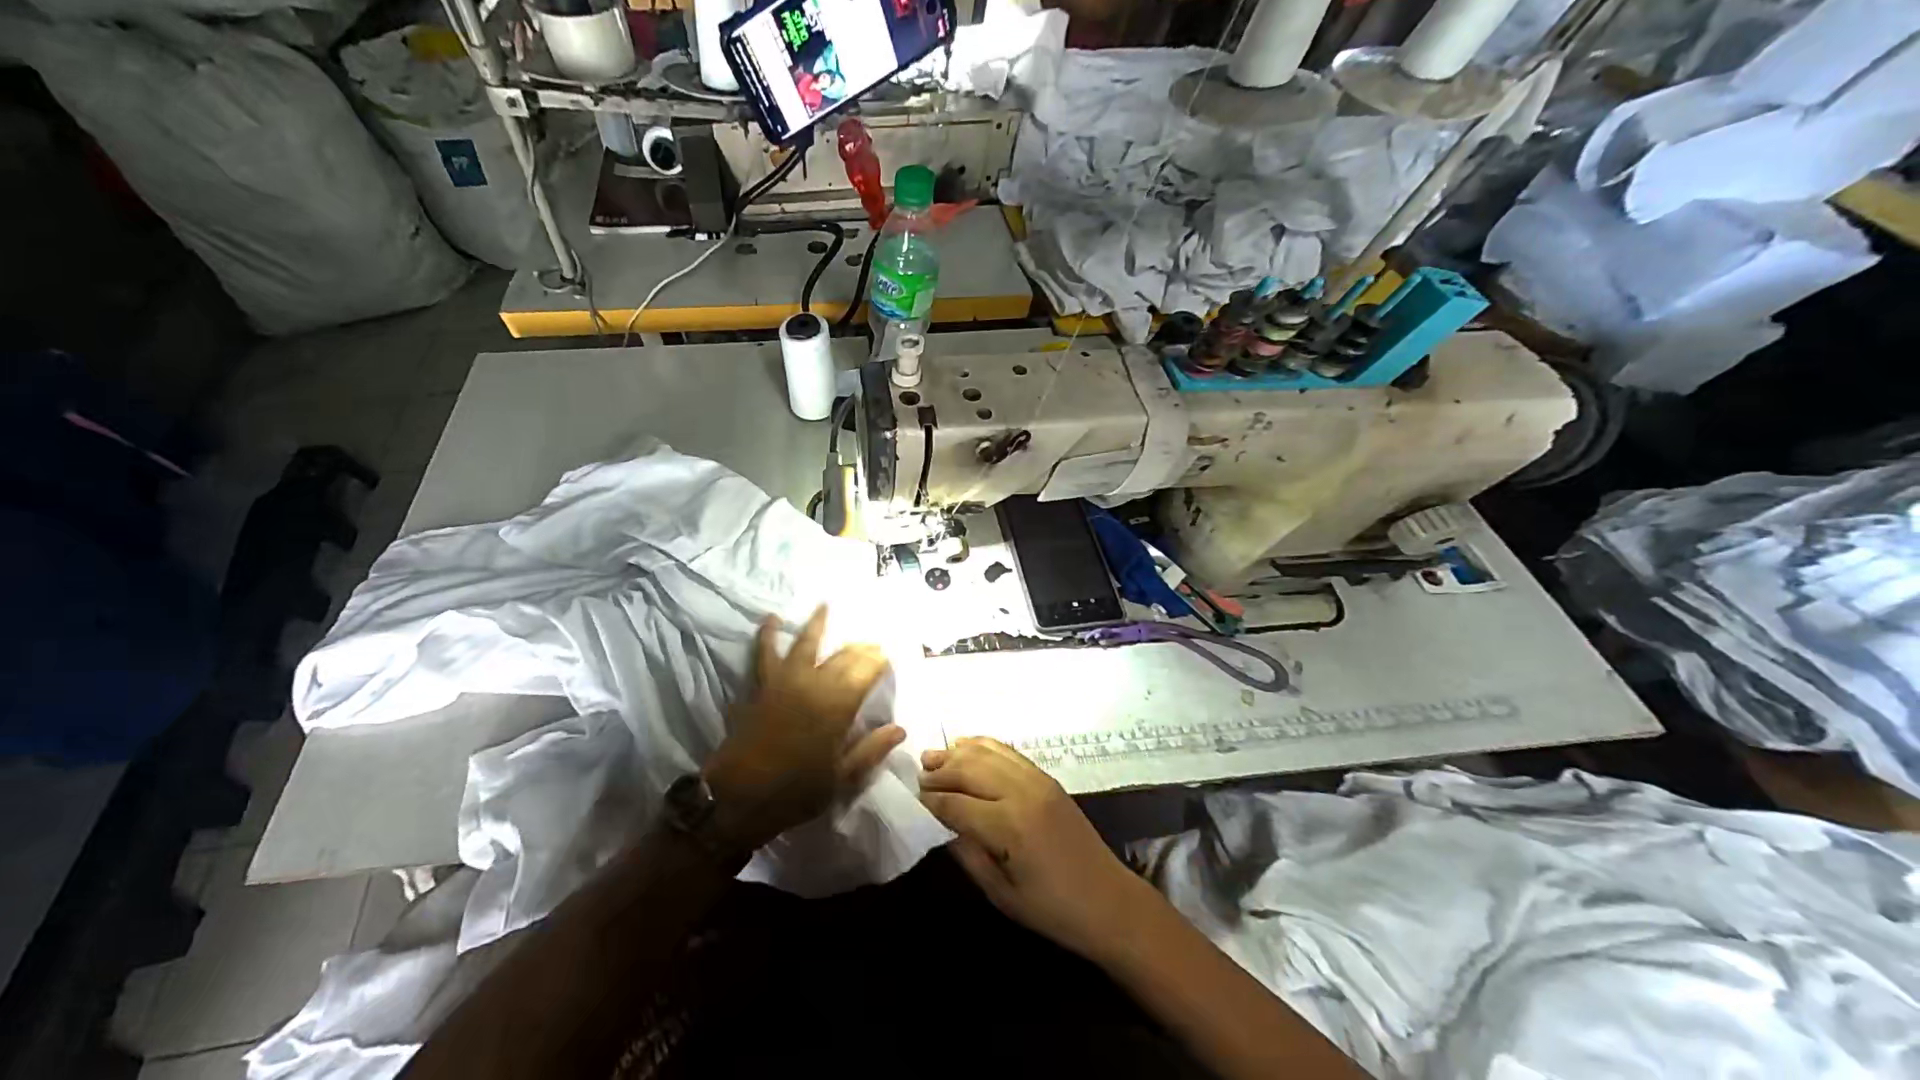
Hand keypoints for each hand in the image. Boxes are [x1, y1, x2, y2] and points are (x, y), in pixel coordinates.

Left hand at [703, 606, 901, 852]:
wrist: (739, 797)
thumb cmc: (796, 791)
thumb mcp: (842, 778)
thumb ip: (871, 750)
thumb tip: (900, 729)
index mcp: (838, 706)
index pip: (866, 672)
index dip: (879, 662)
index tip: (888, 657)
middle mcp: (814, 685)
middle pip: (842, 657)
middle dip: (859, 647)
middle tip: (870, 643)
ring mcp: (784, 682)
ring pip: (805, 645)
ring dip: (816, 624)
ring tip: (824, 606)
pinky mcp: (761, 686)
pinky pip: (764, 654)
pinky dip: (768, 635)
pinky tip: (771, 619)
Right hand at [919, 737, 1160, 962]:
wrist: (1109, 902)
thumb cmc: (1052, 909)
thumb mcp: (1001, 893)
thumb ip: (967, 854)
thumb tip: (940, 826)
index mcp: (1009, 825)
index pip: (955, 803)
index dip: (929, 801)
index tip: (909, 800)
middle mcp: (1022, 792)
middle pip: (969, 768)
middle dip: (939, 771)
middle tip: (916, 776)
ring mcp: (1038, 780)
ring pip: (988, 753)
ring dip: (958, 753)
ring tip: (933, 757)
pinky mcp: (1048, 778)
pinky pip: (1010, 752)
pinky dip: (985, 746)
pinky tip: (967, 748)